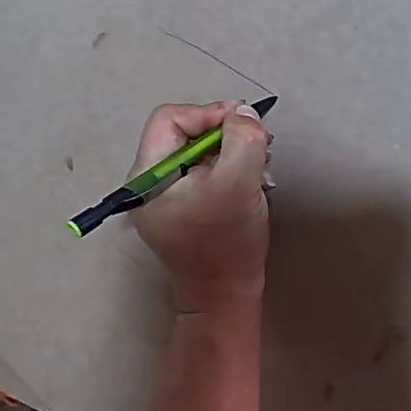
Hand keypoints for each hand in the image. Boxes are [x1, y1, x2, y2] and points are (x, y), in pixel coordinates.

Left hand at [130, 102, 271, 311]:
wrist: (224, 297)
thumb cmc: (226, 241)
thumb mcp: (239, 181)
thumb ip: (242, 138)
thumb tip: (243, 113)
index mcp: (149, 174)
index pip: (170, 119)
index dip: (208, 114)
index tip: (244, 124)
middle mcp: (150, 183)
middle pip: (185, 135)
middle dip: (226, 134)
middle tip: (261, 144)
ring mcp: (166, 199)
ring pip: (198, 154)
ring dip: (232, 152)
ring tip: (262, 165)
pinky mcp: (184, 210)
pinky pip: (204, 175)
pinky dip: (229, 171)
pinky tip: (253, 181)